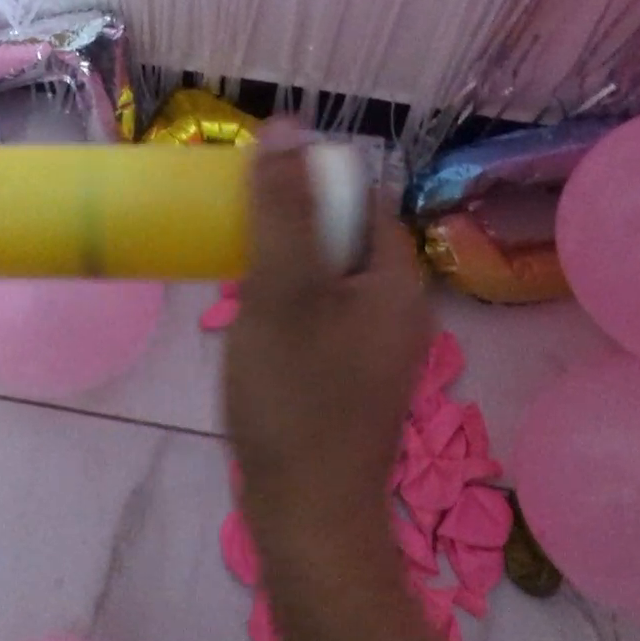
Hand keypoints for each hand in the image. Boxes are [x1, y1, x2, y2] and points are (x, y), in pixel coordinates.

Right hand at [224, 121, 434, 545]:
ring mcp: (380, 345)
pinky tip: (255, 323)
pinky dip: (290, 303)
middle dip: (291, 225)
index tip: (255, 193)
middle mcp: (402, 305)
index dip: (307, 182)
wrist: (307, 515)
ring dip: (285, 265)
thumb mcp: (281, 290)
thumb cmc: (294, 397)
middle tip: (238, 237)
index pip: (359, 195)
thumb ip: (283, 207)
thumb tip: (287, 125)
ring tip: (238, 279)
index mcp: (399, 277)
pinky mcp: (355, 375)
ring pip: (329, 275)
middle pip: (343, 234)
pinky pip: (323, 313)